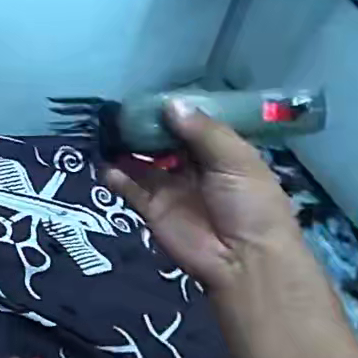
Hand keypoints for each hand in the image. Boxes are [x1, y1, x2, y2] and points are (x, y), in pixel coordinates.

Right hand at [101, 98, 306, 290]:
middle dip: (144, 128)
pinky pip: (130, 189)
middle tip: (123, 112)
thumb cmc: (250, 204)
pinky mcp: (152, 210)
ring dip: (126, 149)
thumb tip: (170, 104)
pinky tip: (107, 167)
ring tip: (108, 133)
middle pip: (163, 142)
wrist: (244, 259)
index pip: (191, 126)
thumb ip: (202, 131)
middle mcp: (192, 168)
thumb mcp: (235, 160)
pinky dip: (116, 177)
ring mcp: (170, 189)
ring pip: (142, 163)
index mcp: (219, 153)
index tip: (150, 97)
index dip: (173, 112)